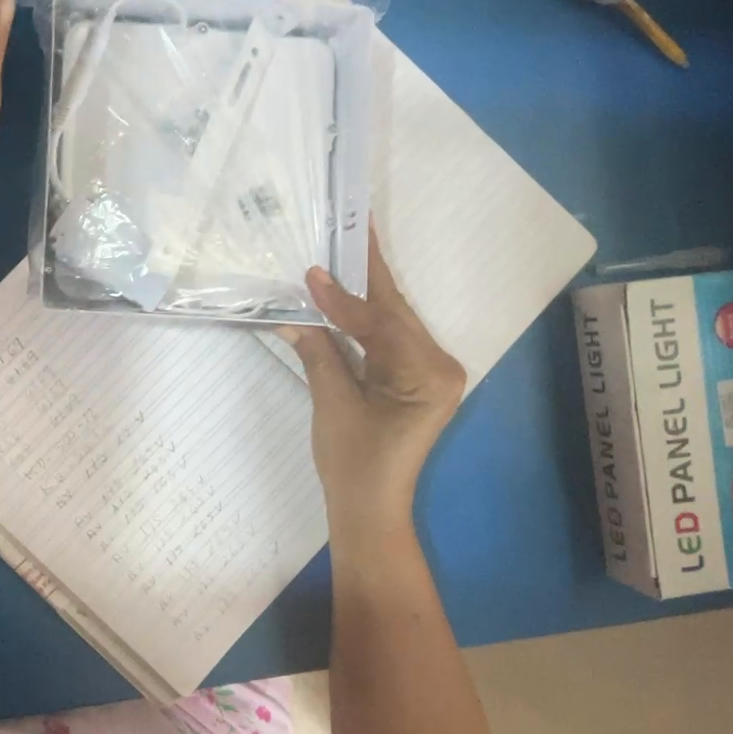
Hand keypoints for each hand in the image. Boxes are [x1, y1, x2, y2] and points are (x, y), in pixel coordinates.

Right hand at [281, 233, 465, 525]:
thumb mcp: (332, 404)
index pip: (379, 325)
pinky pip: (387, 336)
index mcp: (427, 375)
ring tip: (346, 247)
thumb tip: (293, 311)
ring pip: (391, 319)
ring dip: (364, 290)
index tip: (313, 273)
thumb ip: (318, 352)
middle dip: (366, 273)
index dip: (342, 299)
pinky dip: (363, 316)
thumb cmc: (353, 463)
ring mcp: (430, 370)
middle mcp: (439, 365)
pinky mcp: (415, 375)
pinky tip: (346, 292)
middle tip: (349, 226)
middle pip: (394, 312)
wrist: (369, 506)